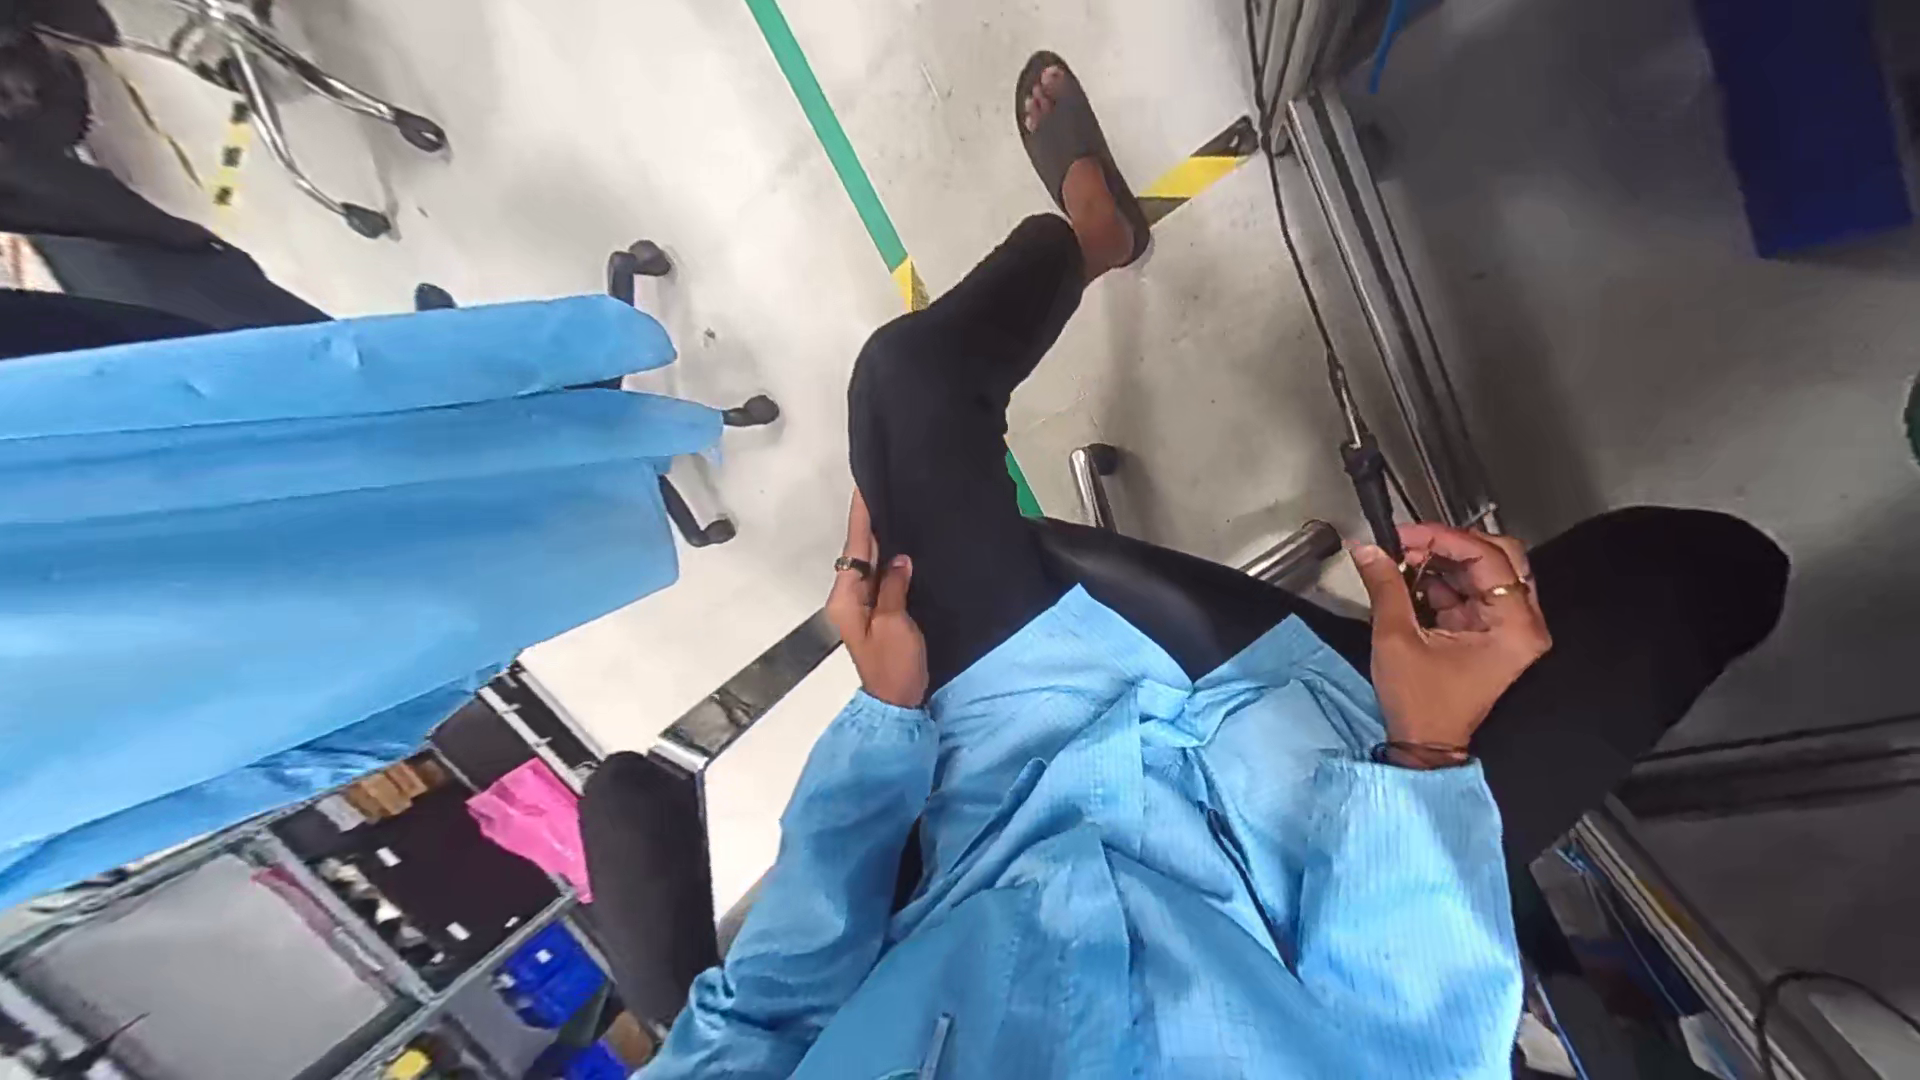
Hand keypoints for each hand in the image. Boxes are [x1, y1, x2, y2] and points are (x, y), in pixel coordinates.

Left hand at [825, 488, 928, 707]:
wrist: (897, 700)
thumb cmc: (893, 664)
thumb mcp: (893, 624)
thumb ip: (894, 587)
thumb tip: (900, 558)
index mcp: (846, 598)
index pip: (855, 549)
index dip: (861, 519)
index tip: (863, 489)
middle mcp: (849, 596)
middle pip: (859, 552)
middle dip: (869, 522)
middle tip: (881, 489)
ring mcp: (863, 604)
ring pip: (871, 563)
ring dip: (880, 538)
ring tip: (892, 507)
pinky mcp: (879, 610)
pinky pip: (882, 576)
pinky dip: (889, 558)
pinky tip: (901, 543)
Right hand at [1350, 523, 1552, 766]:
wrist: (1426, 739)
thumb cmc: (1419, 698)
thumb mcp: (1394, 637)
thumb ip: (1385, 587)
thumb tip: (1368, 550)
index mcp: (1514, 626)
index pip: (1490, 559)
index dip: (1445, 538)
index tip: (1405, 534)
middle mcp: (1521, 622)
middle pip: (1498, 558)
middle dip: (1449, 545)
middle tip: (1407, 544)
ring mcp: (1505, 626)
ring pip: (1484, 571)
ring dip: (1442, 561)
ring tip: (1401, 562)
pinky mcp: (1487, 630)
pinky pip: (1469, 590)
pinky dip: (1439, 580)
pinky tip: (1408, 581)